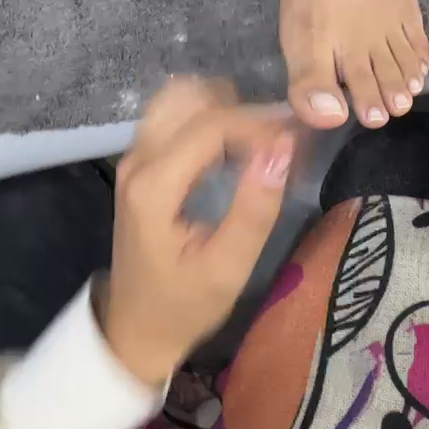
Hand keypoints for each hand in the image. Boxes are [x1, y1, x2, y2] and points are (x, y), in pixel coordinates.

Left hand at [99, 78, 294, 386]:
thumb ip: (255, 208)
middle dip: (240, 109)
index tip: (293, 136)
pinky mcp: (140, 160)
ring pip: (180, 100)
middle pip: (191, 100)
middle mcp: (138, 159)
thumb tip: (283, 147)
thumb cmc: (184, 304)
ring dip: (223, 108)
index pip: (210, 125)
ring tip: (260, 137)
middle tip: (279, 136)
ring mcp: (134, 156)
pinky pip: (174, 116)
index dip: (256, 122)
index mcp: (154, 185)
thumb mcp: (229, 268)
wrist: (135, 327)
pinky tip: (236, 142)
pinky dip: (208, 116)